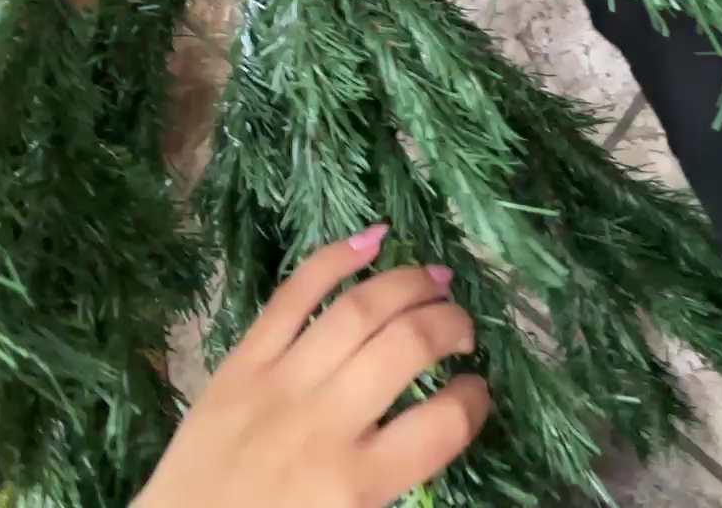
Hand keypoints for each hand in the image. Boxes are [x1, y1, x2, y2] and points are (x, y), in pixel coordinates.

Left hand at [134, 225, 490, 507]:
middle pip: (406, 347)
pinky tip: (376, 238)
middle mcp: (324, 424)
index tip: (478, 389)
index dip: (474, 400)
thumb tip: (438, 419)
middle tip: (464, 325)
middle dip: (450, 324)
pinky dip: (337, 258)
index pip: (441, 428)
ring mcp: (280, 382)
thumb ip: (391, 477)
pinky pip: (295, 294)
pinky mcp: (243, 358)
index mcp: (354, 487)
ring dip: (409, 283)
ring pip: (358, 309)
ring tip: (439, 278)